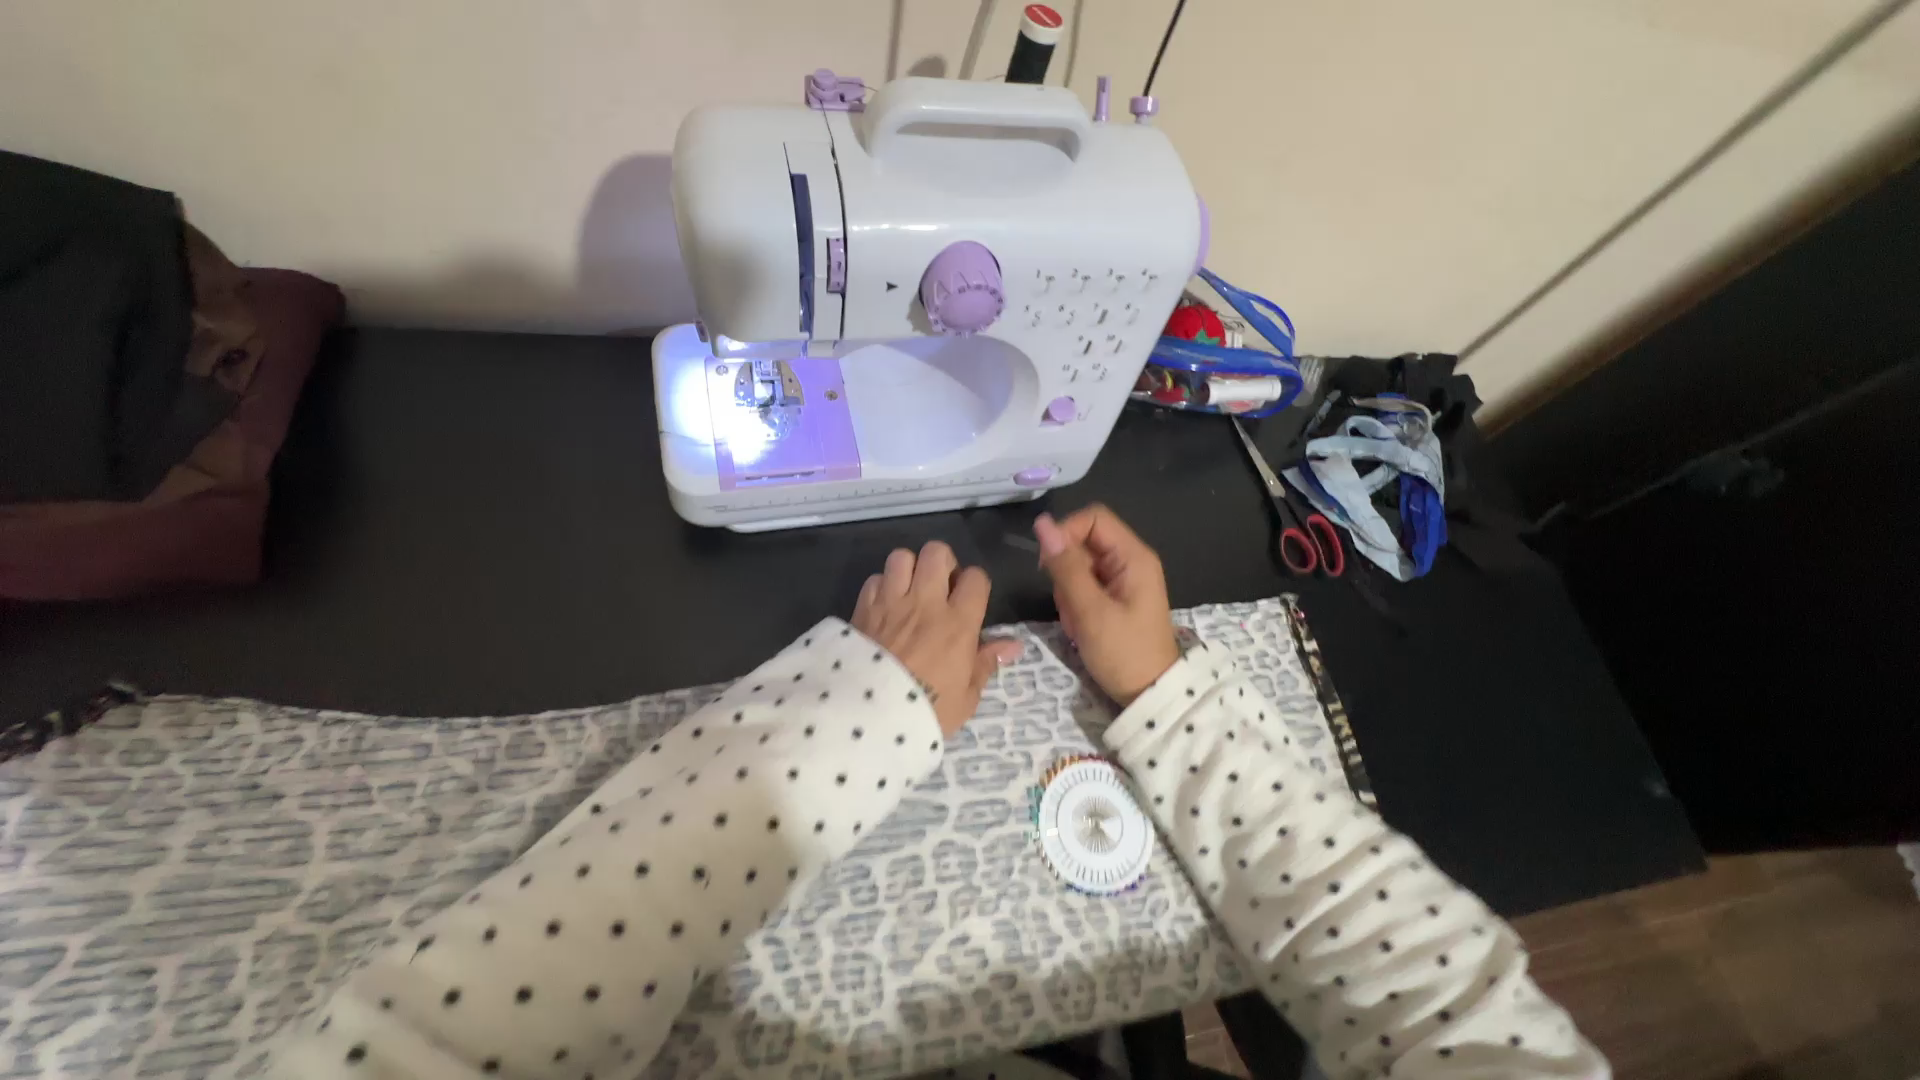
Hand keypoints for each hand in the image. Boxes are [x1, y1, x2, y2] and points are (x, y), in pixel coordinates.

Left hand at [852, 541, 1023, 737]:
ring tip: (910, 592)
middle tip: (940, 588)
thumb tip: (1013, 645)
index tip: (969, 602)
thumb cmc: (925, 710)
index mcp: (957, 622)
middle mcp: (925, 603)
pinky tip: (884, 607)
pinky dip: (881, 587)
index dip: (975, 585)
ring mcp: (891, 602)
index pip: (975, 578)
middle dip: (943, 564)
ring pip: (902, 556)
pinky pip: (874, 579)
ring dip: (909, 569)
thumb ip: (986, 663)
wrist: (869, 719)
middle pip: (937, 552)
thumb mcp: (965, 697)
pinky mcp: (863, 609)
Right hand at [1035, 505, 1180, 704]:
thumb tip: (1042, 525)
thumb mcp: (1090, 611)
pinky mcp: (1114, 597)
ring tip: (1077, 621)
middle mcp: (1129, 561)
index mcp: (1133, 556)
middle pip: (1084, 542)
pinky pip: (1084, 586)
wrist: (1149, 695)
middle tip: (1067, 603)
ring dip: (1068, 592)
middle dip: (1066, 570)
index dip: (1065, 532)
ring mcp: (1122, 580)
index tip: (1046, 563)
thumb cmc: (1124, 653)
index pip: (1092, 518)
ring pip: (1079, 566)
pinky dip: (1075, 604)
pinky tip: (1080, 627)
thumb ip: (1066, 566)